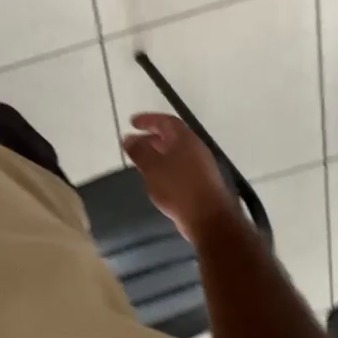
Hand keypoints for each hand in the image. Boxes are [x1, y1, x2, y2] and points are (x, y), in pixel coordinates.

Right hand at [123, 113, 237, 239]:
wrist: (208, 218)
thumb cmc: (178, 188)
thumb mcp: (152, 167)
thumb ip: (140, 151)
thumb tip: (129, 138)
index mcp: (185, 140)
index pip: (166, 121)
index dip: (148, 120)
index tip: (132, 123)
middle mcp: (195, 149)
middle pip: (172, 136)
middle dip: (151, 137)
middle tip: (134, 143)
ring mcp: (201, 166)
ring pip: (176, 153)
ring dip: (157, 153)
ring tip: (141, 161)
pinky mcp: (201, 182)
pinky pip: (180, 167)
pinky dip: (165, 167)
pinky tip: (156, 179)